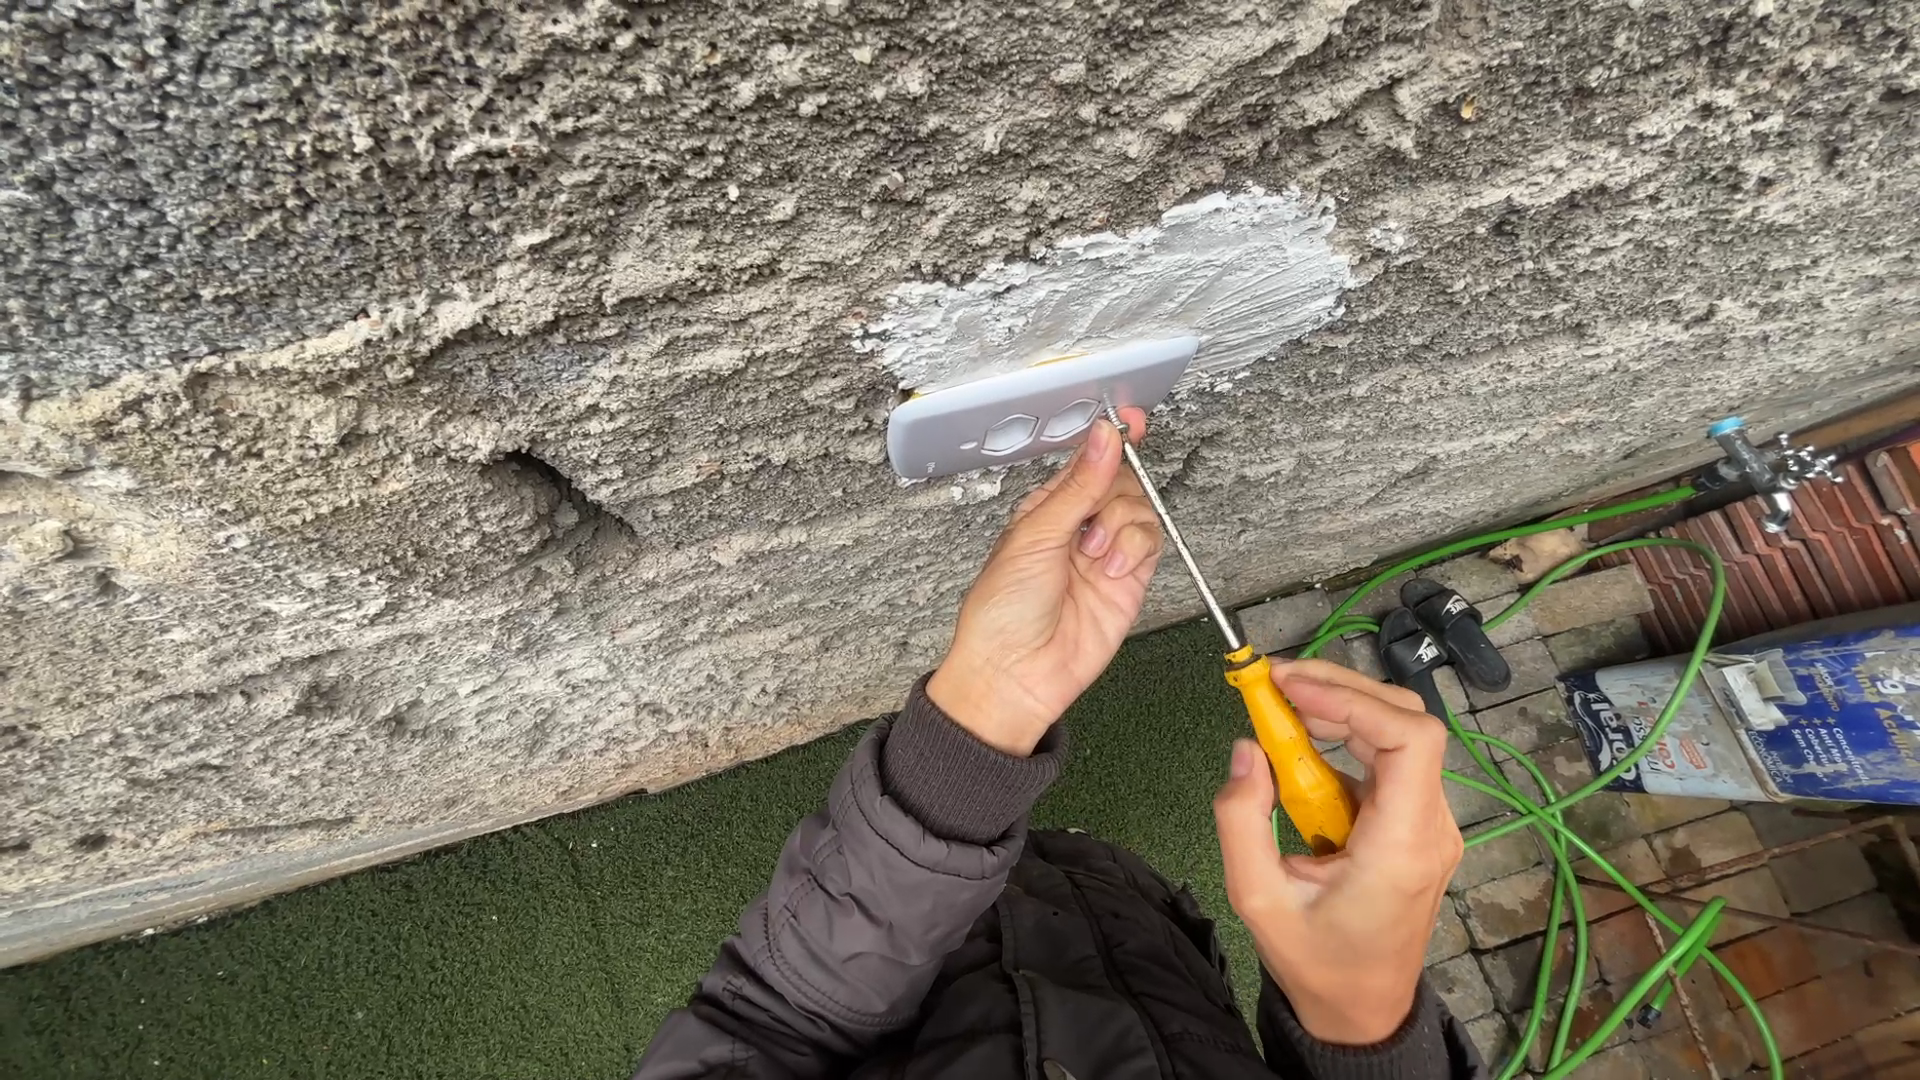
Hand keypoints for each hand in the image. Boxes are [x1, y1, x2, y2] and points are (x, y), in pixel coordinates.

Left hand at [926, 411, 1161, 755]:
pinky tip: (1113, 567)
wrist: (1016, 673)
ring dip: (1122, 525)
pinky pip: (1149, 541)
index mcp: (1045, 510)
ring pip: (1139, 509)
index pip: (1085, 463)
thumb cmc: (1002, 611)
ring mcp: (1104, 553)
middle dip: (1114, 491)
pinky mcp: (1127, 579)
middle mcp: (1077, 527)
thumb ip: (1078, 488)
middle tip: (1095, 519)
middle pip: (1119, 481)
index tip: (1131, 419)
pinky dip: (1136, 547)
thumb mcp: (1035, 538)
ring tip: (1095, 555)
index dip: (1108, 440)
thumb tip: (1104, 438)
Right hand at [1212, 660, 1462, 1044]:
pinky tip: (1299, 733)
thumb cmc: (1313, 959)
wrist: (1362, 1008)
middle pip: (1406, 720)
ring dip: (1339, 702)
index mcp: (1402, 845)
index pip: (1410, 740)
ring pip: (1397, 729)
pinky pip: (1385, 754)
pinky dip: (1342, 728)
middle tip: (1274, 680)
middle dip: (1339, 687)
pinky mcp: (1410, 820)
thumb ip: (1240, 819)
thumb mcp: (1255, 896)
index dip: (1352, 700)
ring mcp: (1426, 821)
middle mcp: (1429, 824)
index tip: (1289, 690)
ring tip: (1279, 698)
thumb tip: (1246, 748)